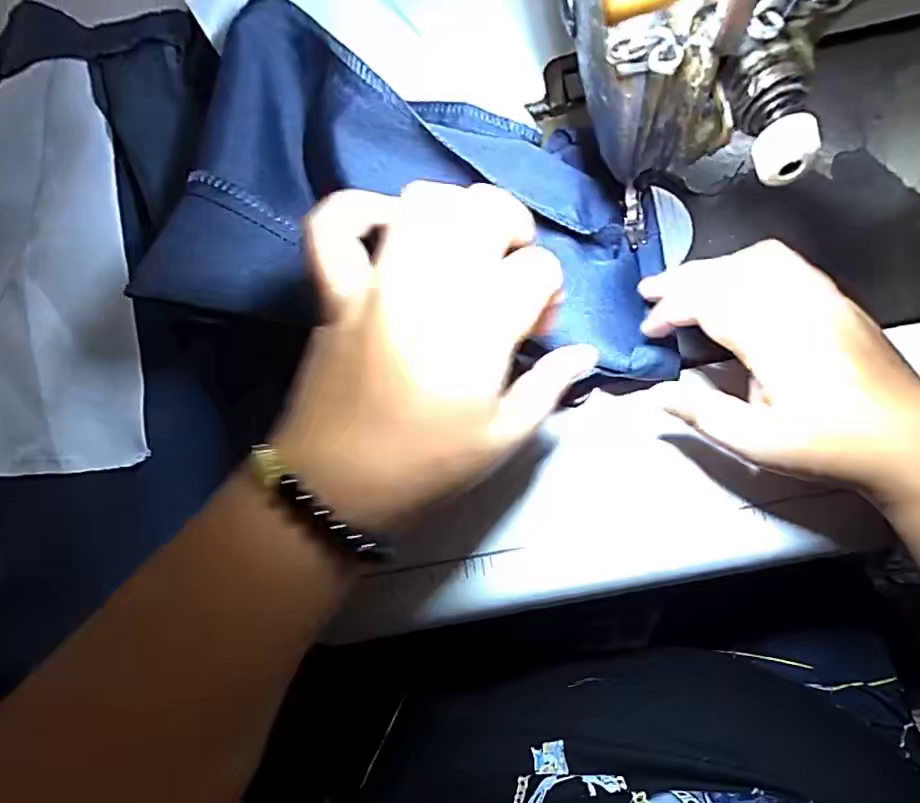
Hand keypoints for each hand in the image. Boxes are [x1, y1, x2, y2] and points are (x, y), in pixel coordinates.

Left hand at [269, 183, 600, 529]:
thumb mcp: (504, 437)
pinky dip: (362, 209)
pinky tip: (390, 228)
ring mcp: (378, 284)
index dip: (550, 290)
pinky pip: (334, 223)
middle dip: (514, 228)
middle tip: (512, 269)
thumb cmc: (431, 465)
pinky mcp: (336, 290)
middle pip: (483, 210)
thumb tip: (585, 354)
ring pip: (421, 201)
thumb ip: (549, 386)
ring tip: (464, 248)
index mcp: (482, 329)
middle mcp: (433, 289)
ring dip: (455, 211)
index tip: (538, 327)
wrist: (342, 484)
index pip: (537, 268)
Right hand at [644, 241, 919, 505]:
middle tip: (653, 292)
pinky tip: (743, 285)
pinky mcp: (839, 300)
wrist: (905, 437)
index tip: (650, 328)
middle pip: (732, 270)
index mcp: (775, 339)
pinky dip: (751, 266)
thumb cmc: (832, 445)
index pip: (710, 301)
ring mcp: (824, 297)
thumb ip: (704, 414)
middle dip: (686, 278)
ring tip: (691, 285)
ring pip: (760, 259)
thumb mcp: (758, 443)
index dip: (672, 309)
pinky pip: (788, 264)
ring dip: (718, 266)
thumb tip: (661, 395)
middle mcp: (800, 305)